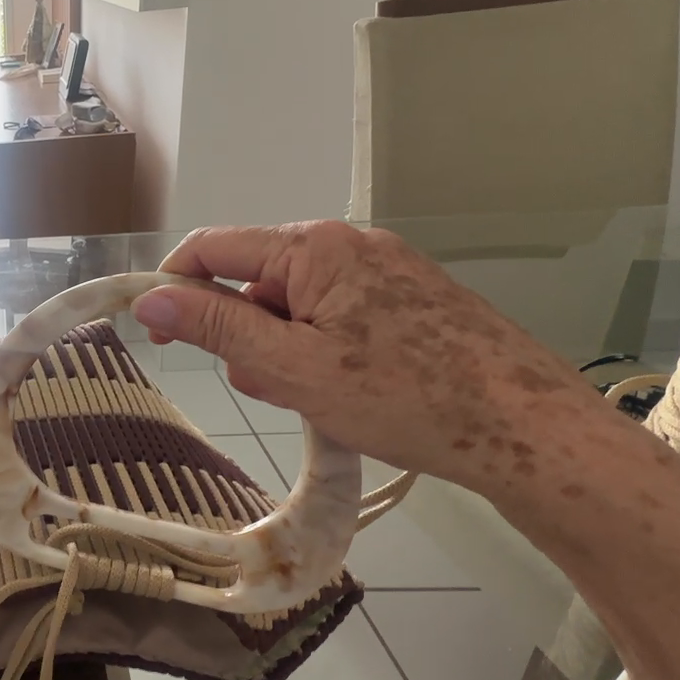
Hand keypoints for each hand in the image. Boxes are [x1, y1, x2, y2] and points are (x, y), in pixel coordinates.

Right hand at [130, 221, 639, 496]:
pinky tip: (344, 390)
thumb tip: (146, 297)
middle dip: (240, 332)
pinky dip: (317, 349)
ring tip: (313, 397)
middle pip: (254, 278)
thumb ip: (214, 326)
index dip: (171, 287)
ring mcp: (383, 270)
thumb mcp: (290, 367)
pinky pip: (332, 315)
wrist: (533, 435)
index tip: (158, 338)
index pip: (211, 248)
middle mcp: (347, 243)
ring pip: (292, 303)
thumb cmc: (405, 399)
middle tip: (265, 386)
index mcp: (314, 247)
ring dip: (280, 348)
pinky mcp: (408, 299)